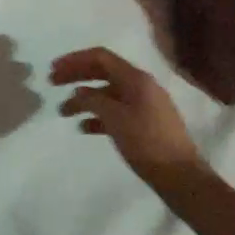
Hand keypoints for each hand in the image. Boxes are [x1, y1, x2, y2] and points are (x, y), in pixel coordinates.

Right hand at [52, 48, 202, 187]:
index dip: (74, 60)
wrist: (182, 177)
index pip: (100, 57)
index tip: (53, 68)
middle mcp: (141, 86)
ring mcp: (145, 106)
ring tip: (64, 112)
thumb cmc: (147, 142)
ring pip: (107, 94)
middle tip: (52, 84)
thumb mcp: (115, 118)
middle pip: (102, 73)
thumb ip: (93, 100)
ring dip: (85, 99)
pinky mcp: (145, 124)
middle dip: (76, 76)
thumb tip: (79, 92)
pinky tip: (84, 128)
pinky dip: (98, 116)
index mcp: (136, 78)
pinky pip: (116, 112)